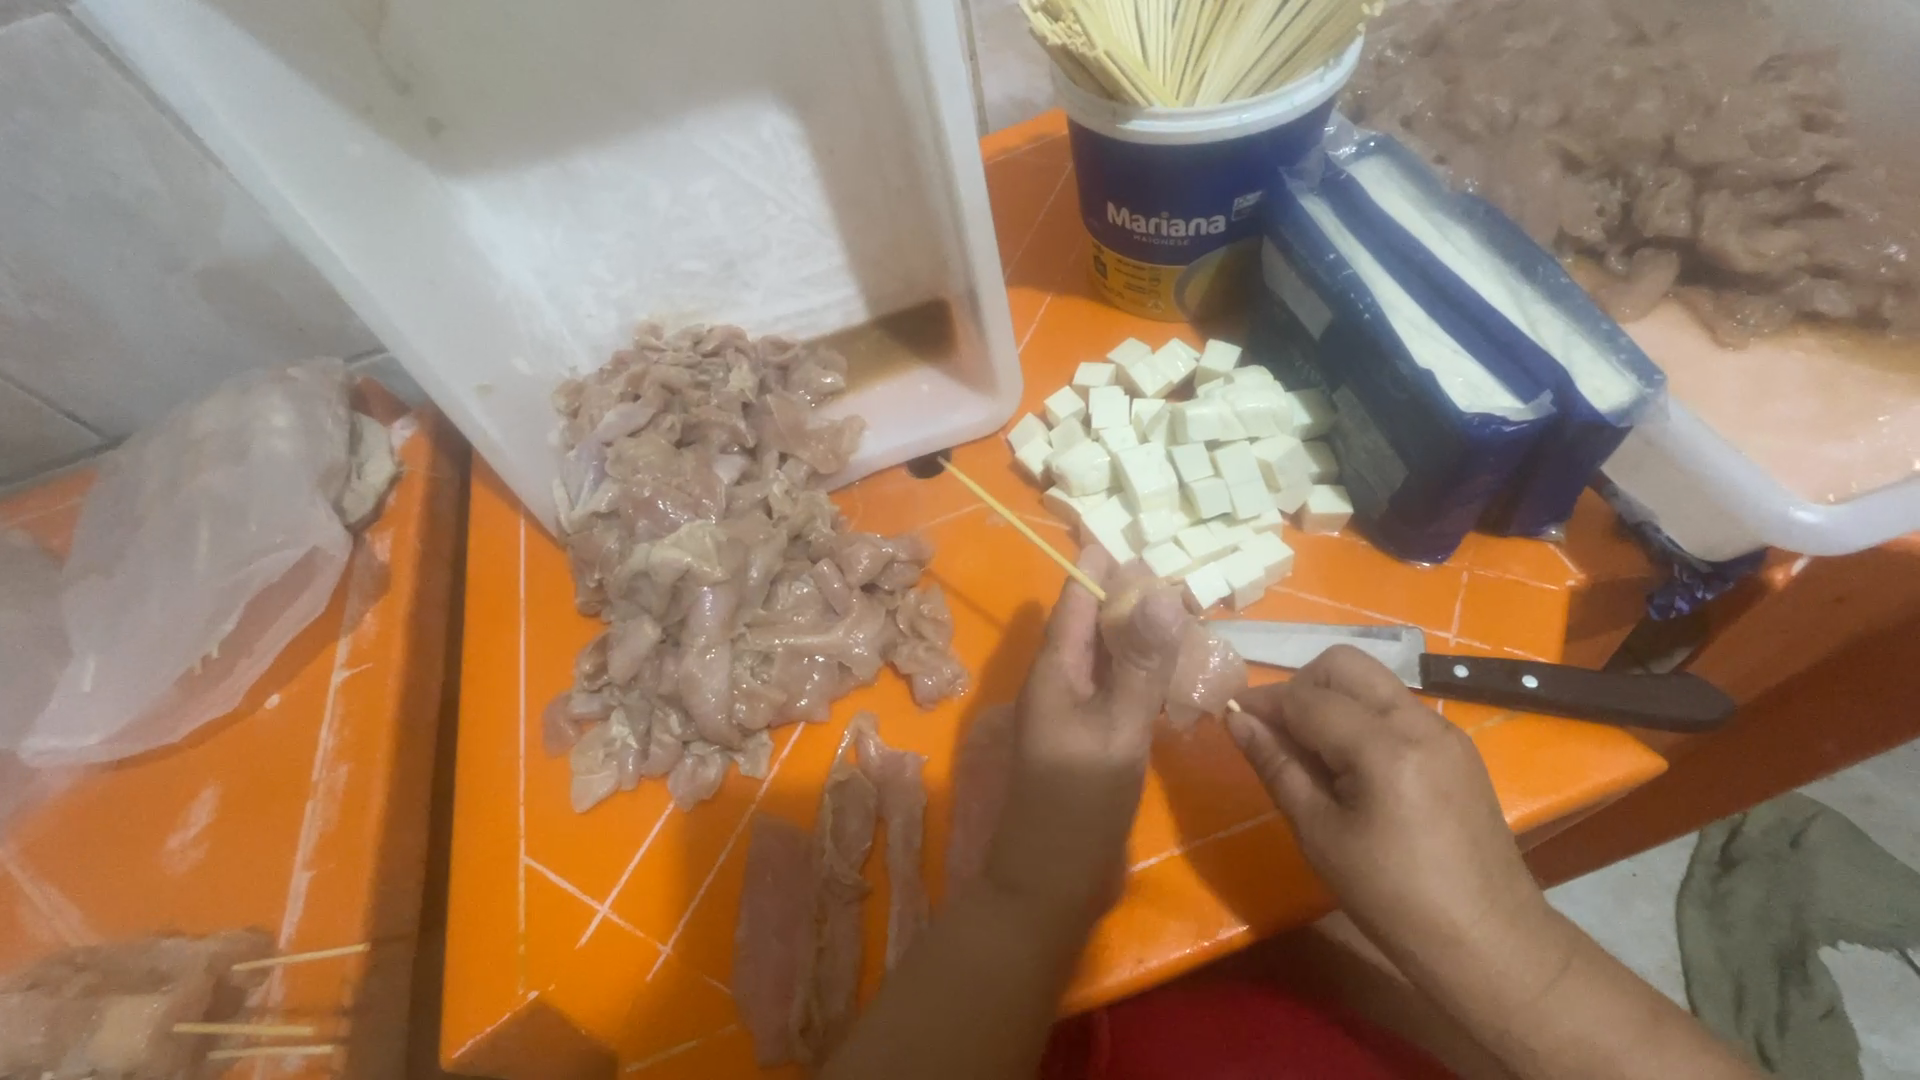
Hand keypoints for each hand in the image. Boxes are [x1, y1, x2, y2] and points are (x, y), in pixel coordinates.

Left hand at [984, 550, 1184, 929]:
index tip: (1119, 542)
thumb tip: (1159, 594)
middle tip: (1166, 577)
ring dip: (1134, 637)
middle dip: (1121, 600)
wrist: (1049, 882)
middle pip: (1090, 630)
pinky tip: (1171, 675)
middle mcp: (1059, 687)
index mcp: (1054, 673)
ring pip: (1104, 661)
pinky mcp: (1090, 744)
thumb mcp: (1115, 729)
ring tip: (1176, 614)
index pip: (1074, 607)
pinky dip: (1141, 676)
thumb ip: (1140, 666)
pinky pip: (1114, 693)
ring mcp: (1073, 717)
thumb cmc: (1076, 803)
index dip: (1094, 574)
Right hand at [1225, 646, 1567, 977]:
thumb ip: (1276, 765)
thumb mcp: (1319, 834)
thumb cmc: (1392, 897)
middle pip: (1343, 665)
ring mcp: (1443, 730)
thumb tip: (1235, 717)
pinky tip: (1350, 765)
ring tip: (1311, 753)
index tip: (1232, 718)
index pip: (1306, 697)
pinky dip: (1360, 716)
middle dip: (1299, 686)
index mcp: (1384, 747)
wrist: (1491, 944)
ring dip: (1330, 699)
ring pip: (1370, 681)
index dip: (1263, 703)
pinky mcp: (1455, 746)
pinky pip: (1394, 706)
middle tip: (1278, 732)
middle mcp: (1418, 722)